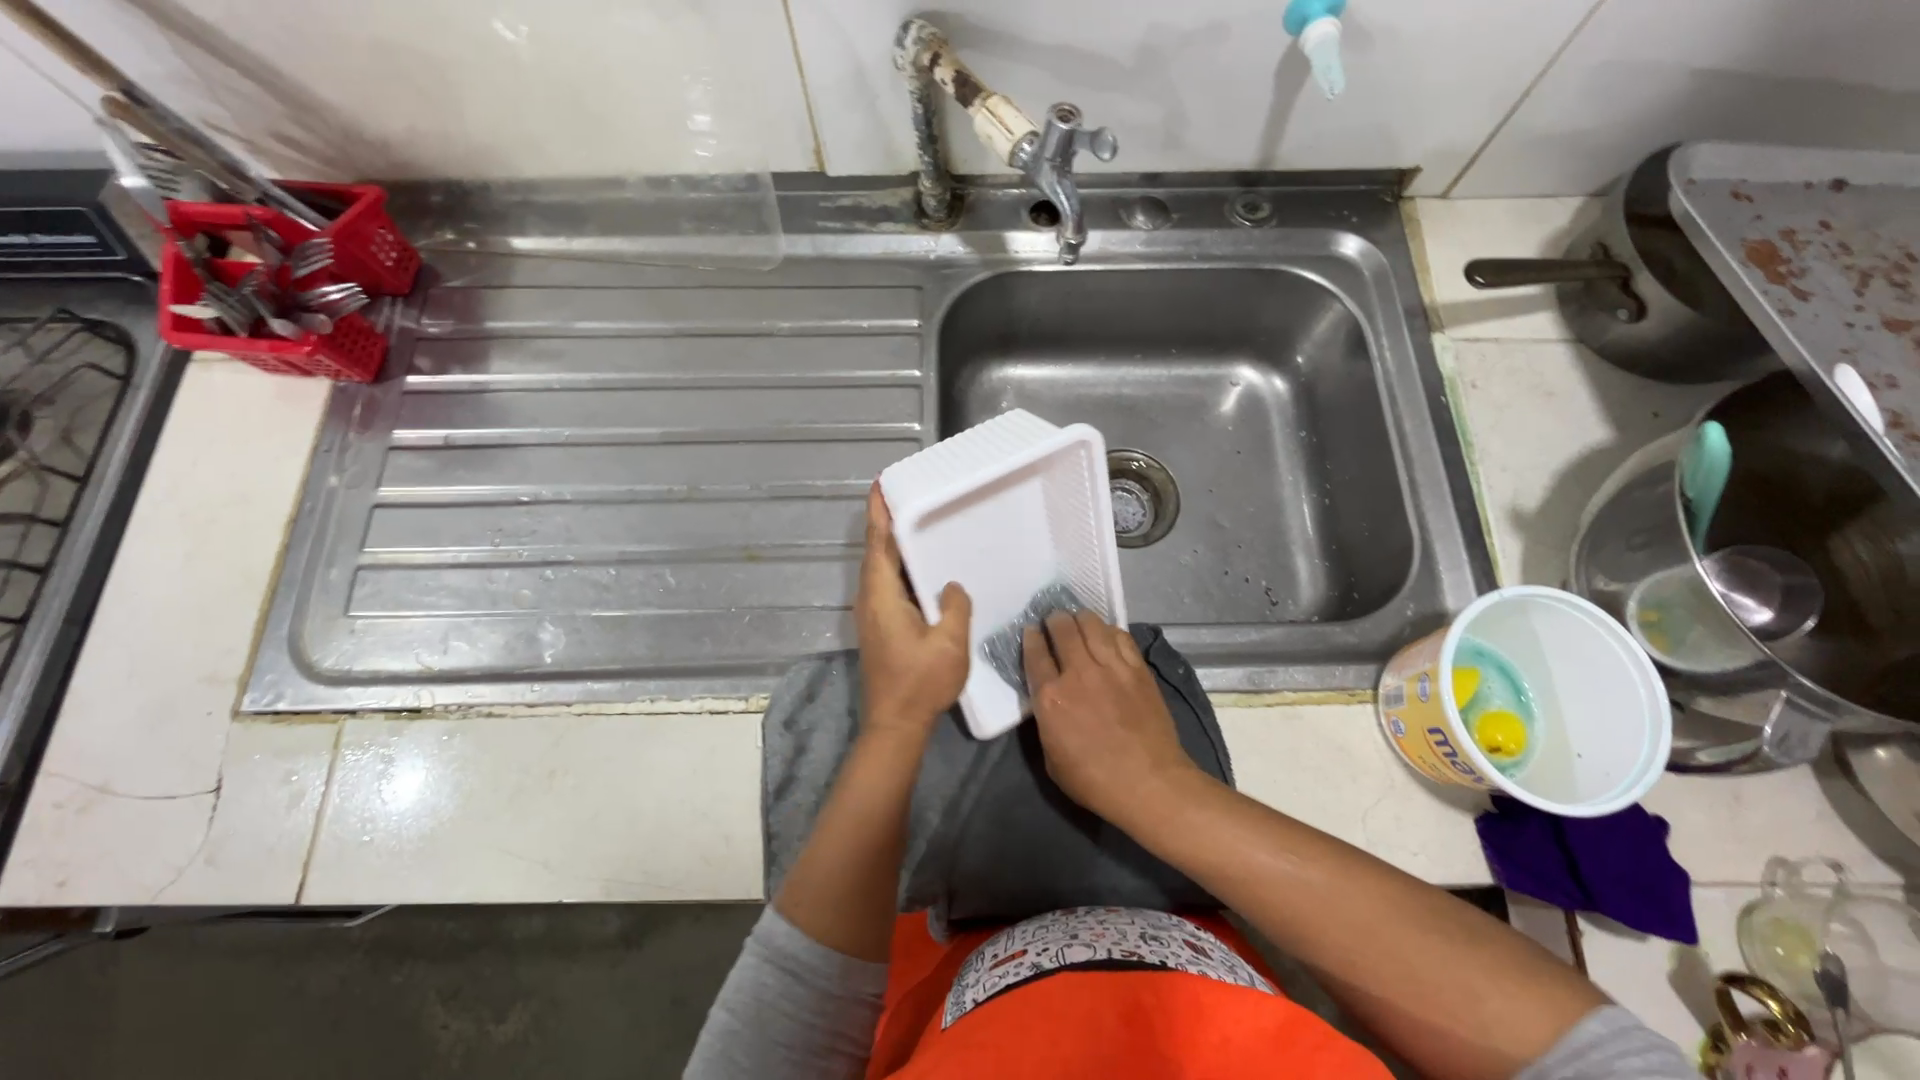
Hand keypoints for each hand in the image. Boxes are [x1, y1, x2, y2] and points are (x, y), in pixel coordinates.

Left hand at [855, 483, 971, 734]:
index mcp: (882, 595)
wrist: (895, 723)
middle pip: (875, 552)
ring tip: (912, 522)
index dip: (879, 513)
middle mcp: (870, 599)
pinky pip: (886, 585)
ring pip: (879, 570)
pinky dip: (897, 567)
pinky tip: (917, 567)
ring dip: (891, 545)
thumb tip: (950, 586)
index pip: (879, 543)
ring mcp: (872, 615)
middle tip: (903, 495)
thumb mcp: (949, 642)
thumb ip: (954, 606)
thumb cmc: (921, 682)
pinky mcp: (879, 627)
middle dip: (885, 522)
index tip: (880, 485)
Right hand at [1023, 612, 1202, 824]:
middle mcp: (1078, 674)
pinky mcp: (1138, 670)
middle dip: (1054, 620)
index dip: (1031, 638)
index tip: (1031, 631)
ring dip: (1080, 618)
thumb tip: (1049, 705)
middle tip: (1054, 620)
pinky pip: (1121, 638)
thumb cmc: (1094, 781)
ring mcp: (1111, 668)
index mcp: (1051, 698)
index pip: (1035, 654)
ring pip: (1092, 625)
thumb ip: (1046, 723)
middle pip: (1063, 630)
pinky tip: (1106, 633)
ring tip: (1078, 618)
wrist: (1148, 783)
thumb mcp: (1051, 759)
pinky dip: (1109, 630)